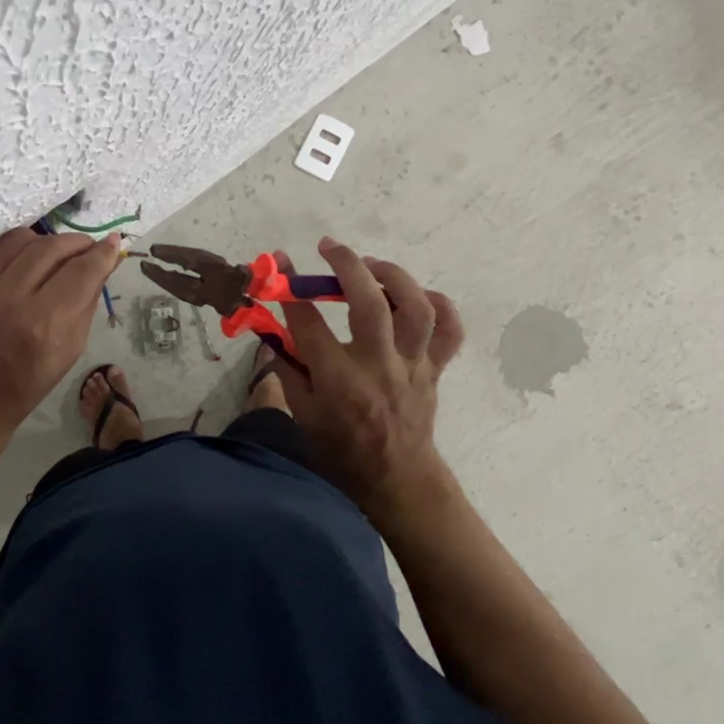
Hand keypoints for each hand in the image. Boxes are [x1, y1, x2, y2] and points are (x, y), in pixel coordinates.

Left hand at [0, 228, 122, 436]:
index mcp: (43, 324)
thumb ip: (85, 305)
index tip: (113, 243)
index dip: (102, 254)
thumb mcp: (69, 351)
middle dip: (77, 243)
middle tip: (89, 249)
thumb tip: (100, 267)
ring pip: (21, 240)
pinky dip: (19, 257)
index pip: (81, 272)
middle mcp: (11, 298)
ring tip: (58, 253)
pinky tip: (27, 271)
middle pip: (52, 248)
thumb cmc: (25, 386)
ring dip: (47, 241)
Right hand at [274, 237, 464, 521]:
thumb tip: (274, 323)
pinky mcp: (434, 368)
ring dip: (393, 277)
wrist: (394, 476)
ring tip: (371, 265)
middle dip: (347, 267)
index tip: (278, 262)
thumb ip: (287, 364)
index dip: (290, 289)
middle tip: (329, 247)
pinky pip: (449, 330)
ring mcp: (412, 366)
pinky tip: (414, 294)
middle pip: (369, 304)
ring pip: (416, 309)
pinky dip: (438, 305)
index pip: (308, 323)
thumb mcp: (299, 409)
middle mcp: (377, 366)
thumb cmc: (338, 445)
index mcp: (337, 380)